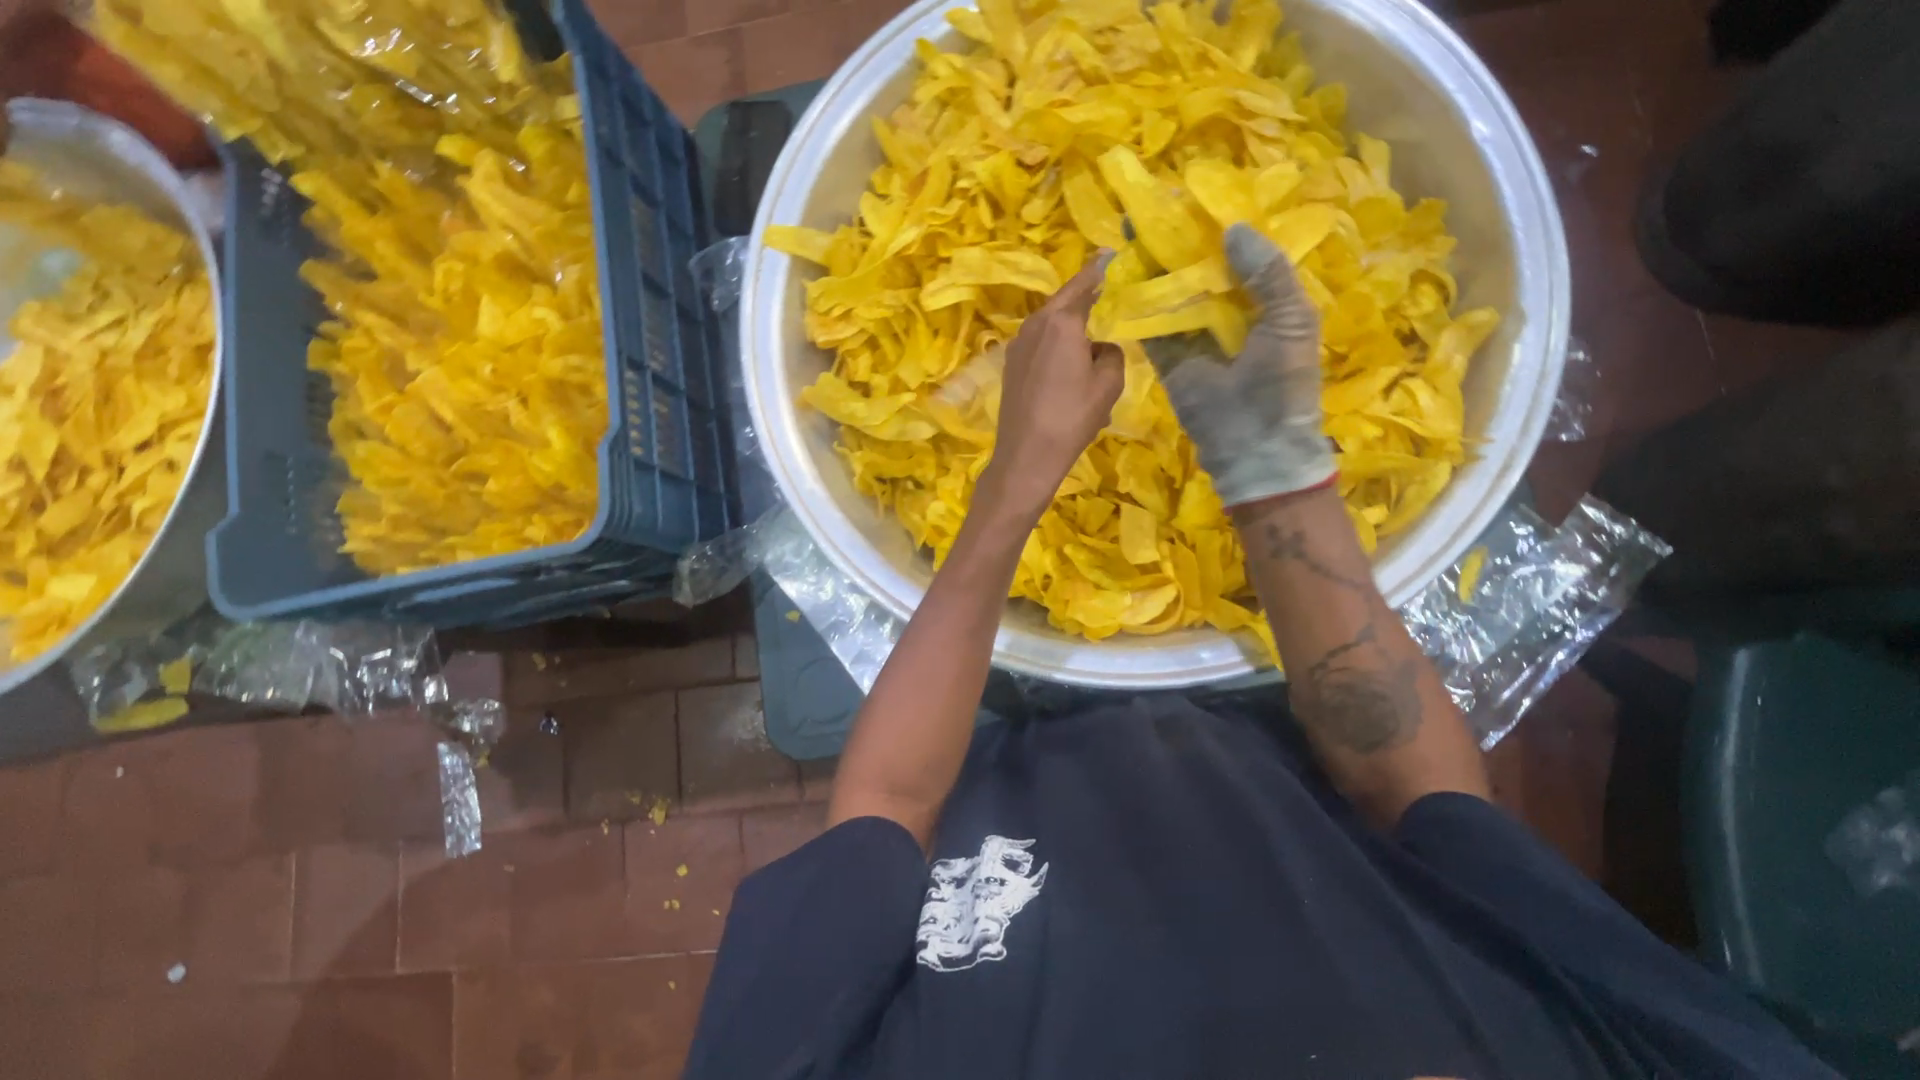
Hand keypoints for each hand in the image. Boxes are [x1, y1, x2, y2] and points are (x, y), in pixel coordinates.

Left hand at [977, 254, 1124, 522]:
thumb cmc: (1071, 416)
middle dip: (1084, 294)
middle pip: (1064, 301)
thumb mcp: (1108, 384)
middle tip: (1105, 289)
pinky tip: (1069, 362)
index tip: (1109, 255)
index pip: (1084, 284)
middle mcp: (1035, 324)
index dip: (1099, 270)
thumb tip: (1100, 348)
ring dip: (1069, 323)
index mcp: (1061, 321)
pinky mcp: (1011, 365)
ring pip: (1050, 323)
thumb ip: (1111, 354)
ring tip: (1091, 331)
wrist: (1026, 454)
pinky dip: (1056, 344)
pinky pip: (1039, 344)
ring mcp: (1018, 345)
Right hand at [1140, 223, 1333, 506]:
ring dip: (1152, 265)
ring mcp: (1194, 336)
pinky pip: (1150, 325)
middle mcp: (1227, 313)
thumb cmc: (1283, 382)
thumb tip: (1232, 230)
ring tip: (1130, 230)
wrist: (1254, 445)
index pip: (1239, 255)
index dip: (1218, 227)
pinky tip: (1120, 273)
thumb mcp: (1292, 318)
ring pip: (1171, 292)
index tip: (1194, 197)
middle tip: (1152, 206)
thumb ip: (1268, 272)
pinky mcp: (1167, 359)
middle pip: (1199, 269)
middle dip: (1177, 241)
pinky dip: (1136, 303)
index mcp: (1264, 301)